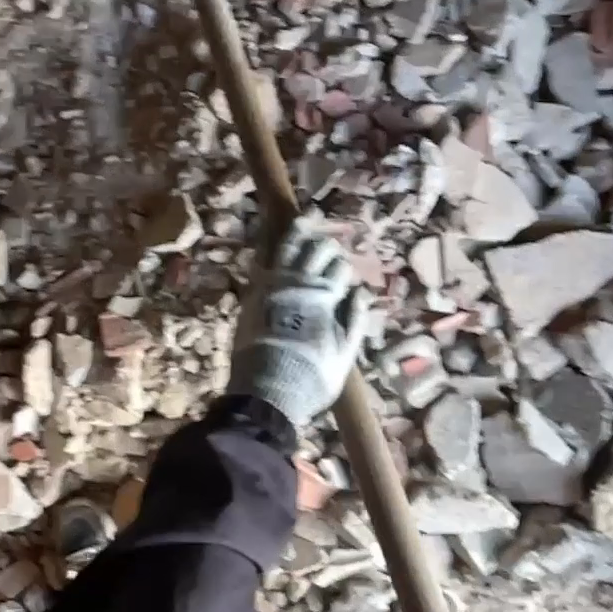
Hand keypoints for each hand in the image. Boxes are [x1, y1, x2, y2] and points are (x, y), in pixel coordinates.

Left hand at [227, 218, 373, 427]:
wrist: (266, 391)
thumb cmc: (310, 377)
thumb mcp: (344, 355)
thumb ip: (355, 320)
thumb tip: (361, 292)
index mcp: (325, 298)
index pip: (338, 271)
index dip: (342, 269)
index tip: (342, 271)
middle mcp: (299, 285)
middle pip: (316, 254)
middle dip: (326, 247)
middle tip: (329, 246)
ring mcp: (272, 288)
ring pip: (288, 250)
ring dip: (299, 233)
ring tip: (305, 220)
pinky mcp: (252, 296)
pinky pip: (261, 263)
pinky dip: (268, 250)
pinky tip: (272, 243)